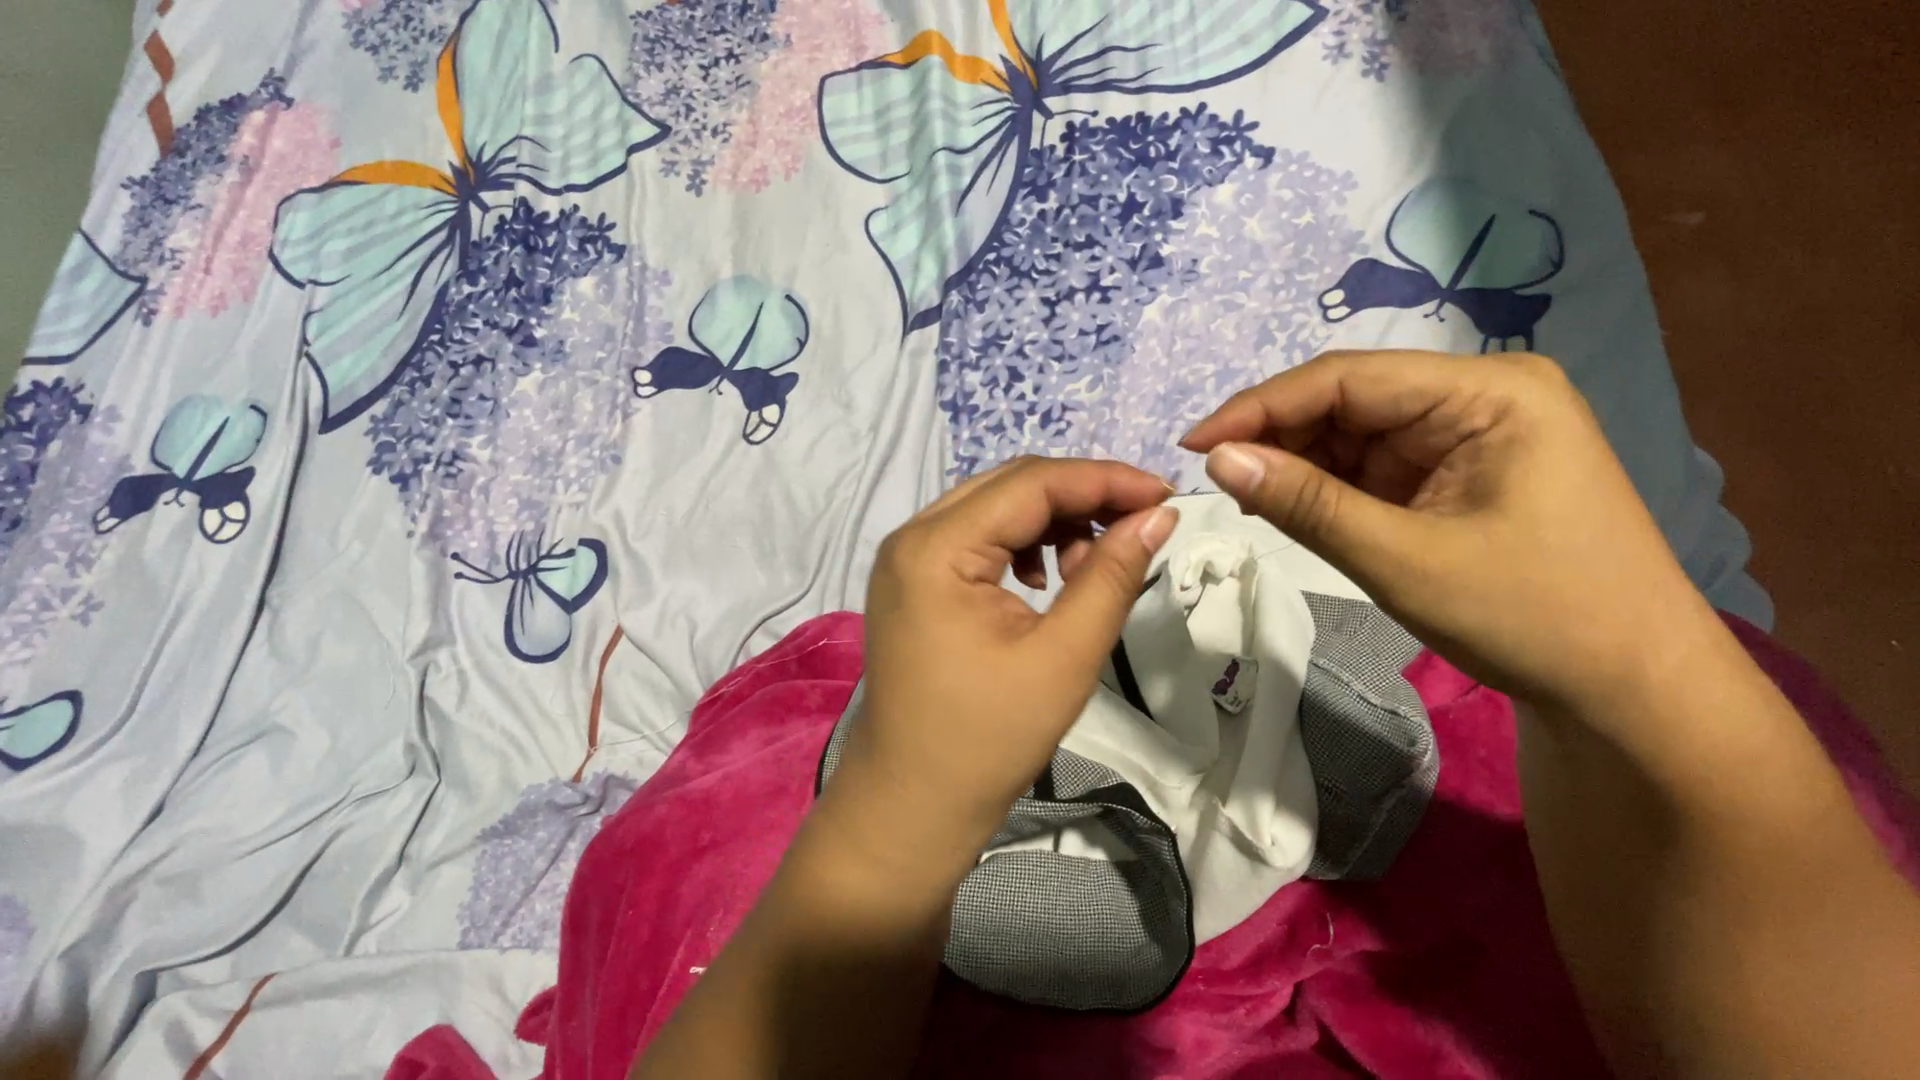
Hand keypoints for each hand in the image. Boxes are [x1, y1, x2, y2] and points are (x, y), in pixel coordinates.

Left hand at [824, 457, 1177, 884]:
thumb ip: (1112, 577)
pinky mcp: (912, 582)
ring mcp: (905, 559)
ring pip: (994, 508)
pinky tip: (1048, 581)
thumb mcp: (1064, 657)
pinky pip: (975, 538)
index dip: (1104, 480)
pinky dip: (1021, 545)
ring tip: (1092, 567)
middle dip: (1081, 498)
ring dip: (1052, 522)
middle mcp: (911, 537)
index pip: (1031, 483)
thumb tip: (1158, 517)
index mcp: (935, 549)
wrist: (913, 801)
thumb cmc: (988, 738)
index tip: (1164, 496)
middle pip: (1010, 486)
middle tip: (1141, 526)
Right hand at [1181, 349, 1718, 709]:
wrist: (1629, 689)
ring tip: (1248, 499)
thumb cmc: (1531, 615)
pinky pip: (1377, 465)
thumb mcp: (1402, 559)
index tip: (1194, 446)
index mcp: (1489, 392)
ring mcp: (1473, 434)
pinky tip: (1292, 506)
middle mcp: (1482, 396)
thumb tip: (1217, 460)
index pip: (1348, 377)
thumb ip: (1305, 503)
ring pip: (1358, 433)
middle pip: (1351, 399)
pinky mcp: (1462, 472)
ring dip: (1301, 463)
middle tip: (1216, 480)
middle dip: (1281, 437)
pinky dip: (1330, 486)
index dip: (1261, 407)